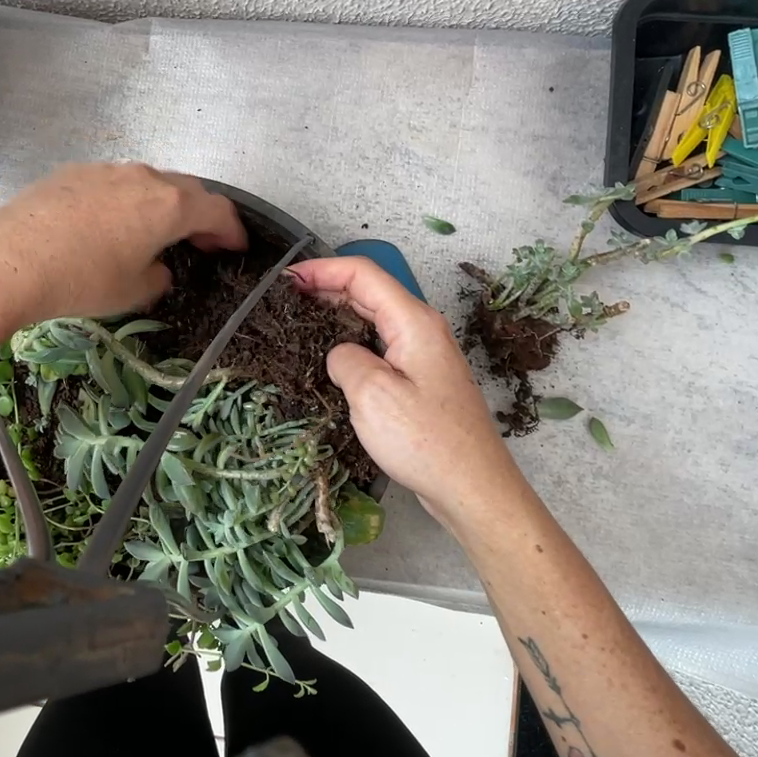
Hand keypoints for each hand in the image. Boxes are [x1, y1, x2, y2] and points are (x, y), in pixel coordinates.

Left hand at [0, 162, 247, 321]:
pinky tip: (107, 228)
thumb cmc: (82, 280)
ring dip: (161, 205)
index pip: (217, 210)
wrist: (9, 260)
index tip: (236, 247)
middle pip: (186, 189)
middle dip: (200, 215)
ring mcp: (105, 169)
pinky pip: (112, 185)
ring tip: (155, 233)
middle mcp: (142, 177)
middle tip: (202, 242)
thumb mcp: (133, 292)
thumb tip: (157, 267)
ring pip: (147, 183)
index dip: (232, 230)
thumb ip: (158, 277)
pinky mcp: (71, 173)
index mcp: (169, 204)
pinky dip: (125, 203)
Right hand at [288, 256, 522, 521]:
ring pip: (373, 317)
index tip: (285, 278)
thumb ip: (344, 359)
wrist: (473, 487)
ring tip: (298, 318)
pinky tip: (329, 354)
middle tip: (283, 296)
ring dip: (336, 311)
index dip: (321, 269)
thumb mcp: (372, 395)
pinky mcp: (420, 379)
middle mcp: (421, 329)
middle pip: (368, 290)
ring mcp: (423, 354)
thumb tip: (340, 354)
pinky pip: (379, 344)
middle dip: (325, 286)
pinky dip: (350, 337)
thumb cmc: (425, 441)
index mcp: (413, 322)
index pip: (362, 274)